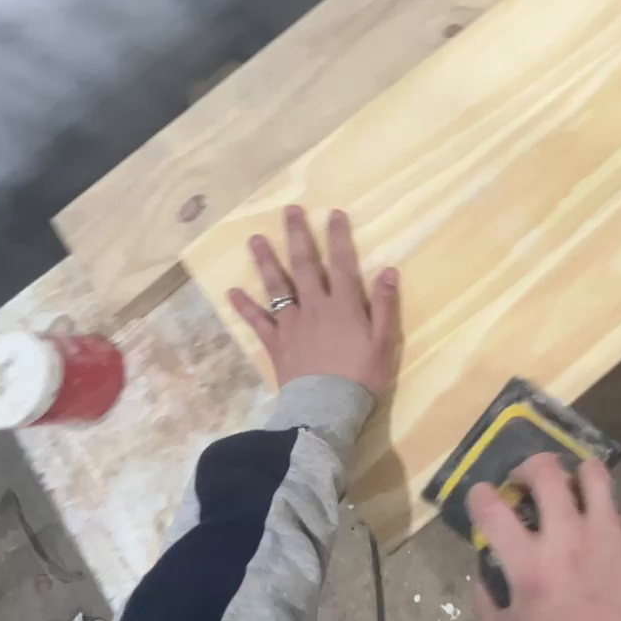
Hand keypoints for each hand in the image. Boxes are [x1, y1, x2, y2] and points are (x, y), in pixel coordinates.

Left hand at [228, 206, 401, 397]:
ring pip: (277, 286)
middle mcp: (314, 306)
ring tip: (256, 239)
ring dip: (267, 261)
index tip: (333, 213)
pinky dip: (244, 306)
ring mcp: (291, 324)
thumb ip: (384, 305)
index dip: (338, 236)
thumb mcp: (383, 341)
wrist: (326, 409)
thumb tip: (388, 270)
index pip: (342, 262)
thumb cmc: (361, 376)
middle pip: (305, 265)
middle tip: (290, 211)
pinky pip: (257, 321)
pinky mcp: (275, 343)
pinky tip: (232, 291)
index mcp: (343, 304)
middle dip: (298, 236)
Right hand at [469, 455, 620, 620]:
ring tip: (573, 491)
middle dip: (530, 466)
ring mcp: (607, 533)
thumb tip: (482, 566)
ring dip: (577, 477)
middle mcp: (568, 538)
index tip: (483, 495)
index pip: (491, 507)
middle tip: (529, 480)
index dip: (480, 494)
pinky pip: (618, 511)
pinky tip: (604, 541)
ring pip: (592, 472)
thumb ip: (486, 600)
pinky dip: (606, 520)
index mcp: (530, 564)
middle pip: (546, 470)